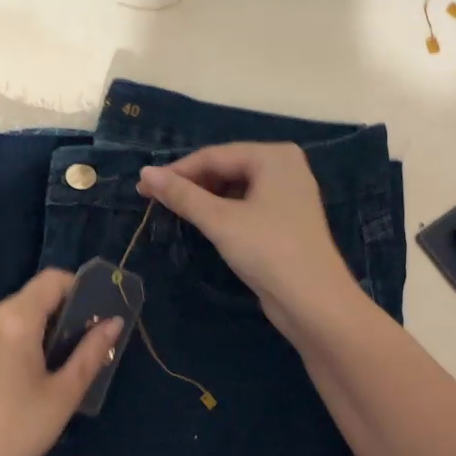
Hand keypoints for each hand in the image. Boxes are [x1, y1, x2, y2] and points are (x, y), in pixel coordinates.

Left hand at [0, 269, 123, 455]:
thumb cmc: (20, 432)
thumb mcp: (64, 394)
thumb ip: (90, 352)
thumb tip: (112, 322)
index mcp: (13, 321)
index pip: (51, 281)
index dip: (78, 289)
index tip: (95, 316)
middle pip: (29, 299)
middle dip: (58, 316)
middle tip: (78, 350)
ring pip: (9, 317)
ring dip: (34, 331)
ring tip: (49, 370)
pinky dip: (11, 343)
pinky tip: (19, 379)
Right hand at [137, 142, 360, 333]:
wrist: (312, 300)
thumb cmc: (267, 251)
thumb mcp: (220, 221)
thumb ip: (182, 196)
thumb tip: (145, 174)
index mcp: (273, 156)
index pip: (214, 155)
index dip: (176, 171)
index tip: (143, 187)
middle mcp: (284, 167)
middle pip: (226, 168)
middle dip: (191, 184)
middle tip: (154, 201)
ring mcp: (287, 195)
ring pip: (235, 189)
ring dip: (204, 199)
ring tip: (174, 212)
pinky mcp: (285, 221)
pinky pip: (246, 206)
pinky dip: (223, 212)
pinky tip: (204, 224)